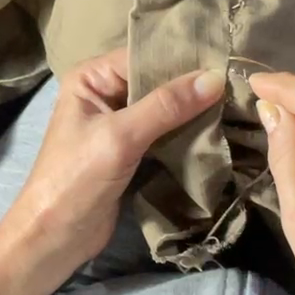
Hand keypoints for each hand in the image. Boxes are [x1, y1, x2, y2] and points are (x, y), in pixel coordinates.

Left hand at [2, 48, 225, 278]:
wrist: (55, 237)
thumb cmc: (76, 179)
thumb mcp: (121, 137)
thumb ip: (166, 106)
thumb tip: (215, 78)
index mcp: (90, 79)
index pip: (142, 56)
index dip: (181, 57)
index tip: (225, 56)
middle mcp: (104, 94)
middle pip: (156, 81)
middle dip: (192, 85)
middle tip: (240, 81)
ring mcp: (118, 125)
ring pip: (164, 109)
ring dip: (193, 111)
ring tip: (236, 103)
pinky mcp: (131, 152)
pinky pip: (164, 133)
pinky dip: (186, 133)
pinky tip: (218, 130)